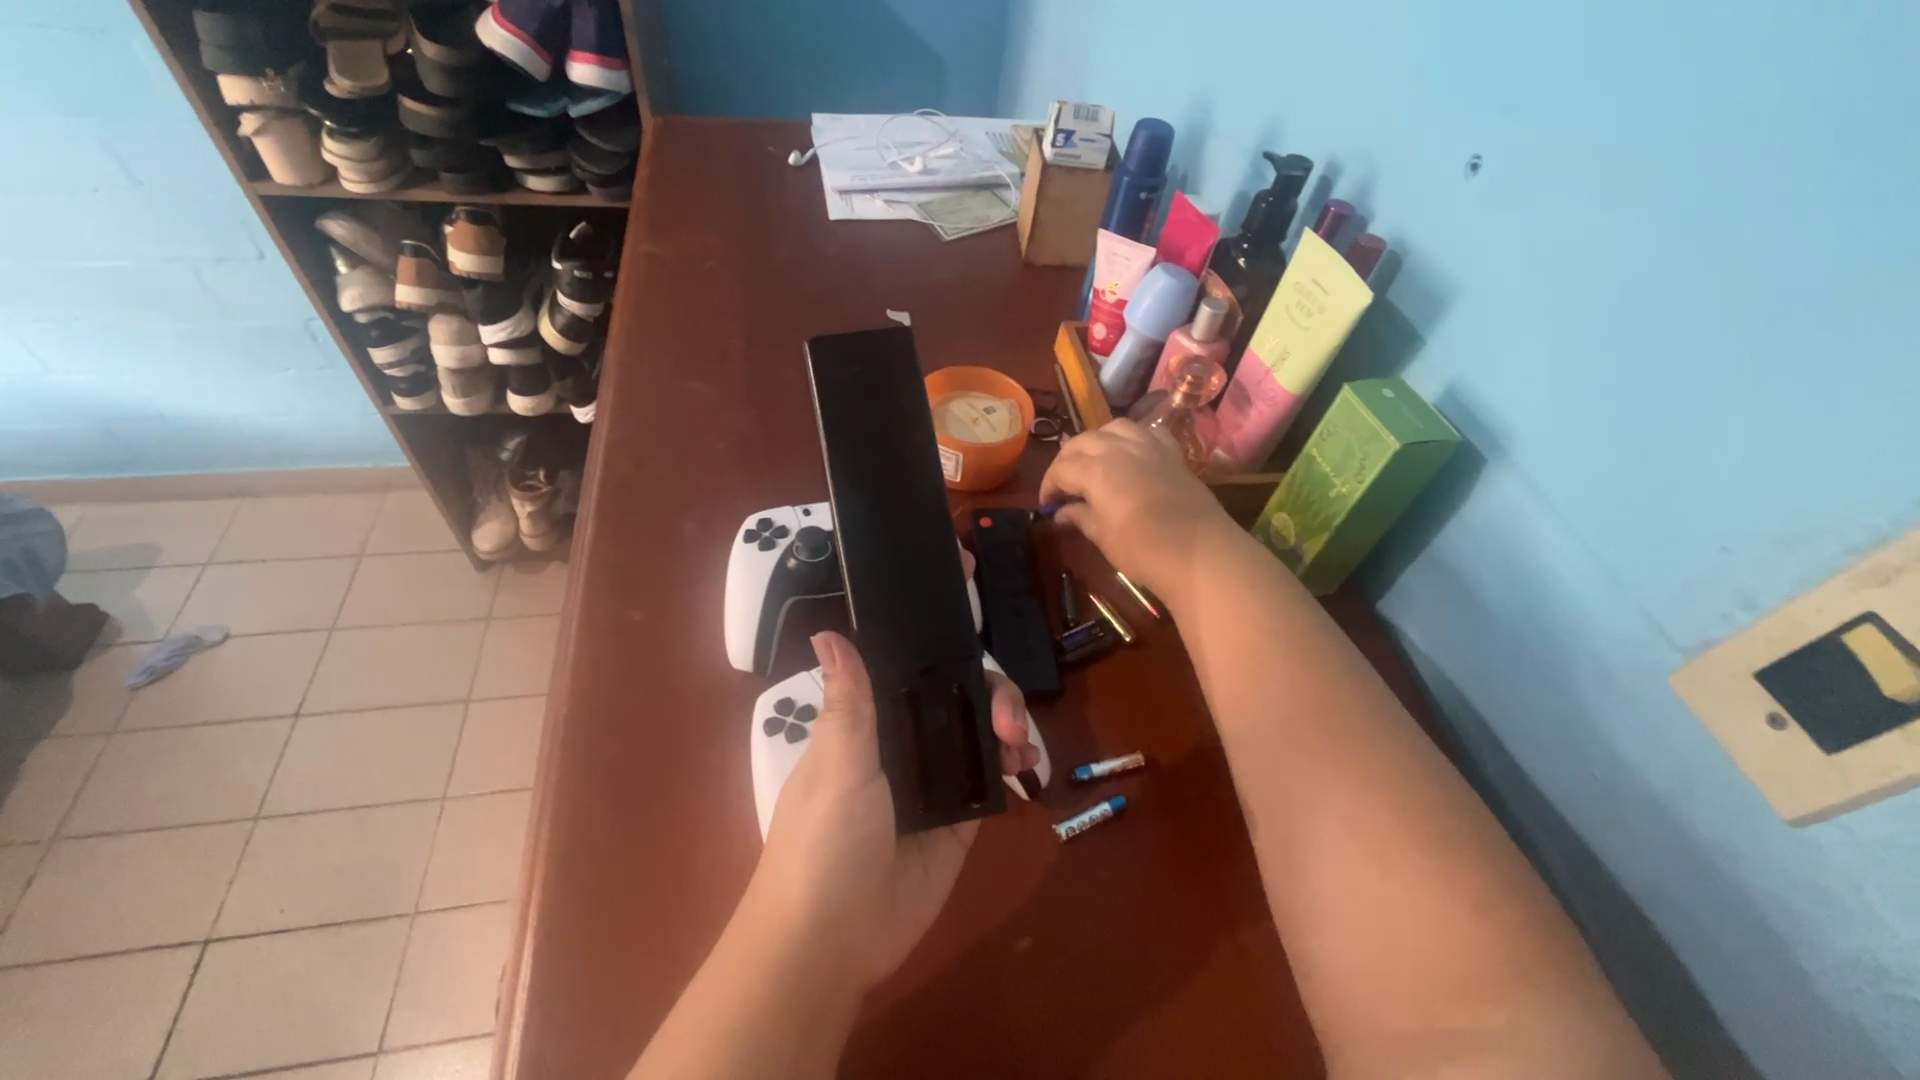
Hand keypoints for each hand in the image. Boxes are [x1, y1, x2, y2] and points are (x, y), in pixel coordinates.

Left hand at [752, 632, 1036, 985]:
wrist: (832, 938)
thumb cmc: (824, 840)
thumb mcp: (836, 764)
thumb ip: (849, 701)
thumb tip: (827, 632)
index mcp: (863, 728)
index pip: (910, 677)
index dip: (944, 659)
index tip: (974, 654)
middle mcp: (899, 750)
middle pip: (953, 704)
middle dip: (988, 696)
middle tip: (1007, 717)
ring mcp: (930, 788)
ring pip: (975, 739)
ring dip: (1005, 728)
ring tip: (1020, 740)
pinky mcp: (957, 825)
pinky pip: (988, 785)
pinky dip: (1011, 768)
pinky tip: (1025, 763)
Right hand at [1039, 419, 1236, 602]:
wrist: (1198, 552)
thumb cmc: (1142, 549)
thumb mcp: (1103, 536)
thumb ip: (1080, 517)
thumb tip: (1061, 513)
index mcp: (1095, 469)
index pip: (1060, 470)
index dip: (1048, 487)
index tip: (1046, 506)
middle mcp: (1119, 448)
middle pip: (1082, 442)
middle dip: (1066, 460)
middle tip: (1063, 485)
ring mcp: (1149, 446)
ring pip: (1114, 428)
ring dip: (1097, 441)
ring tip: (1094, 461)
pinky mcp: (1172, 454)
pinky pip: (1148, 433)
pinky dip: (1133, 438)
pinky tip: (1131, 454)